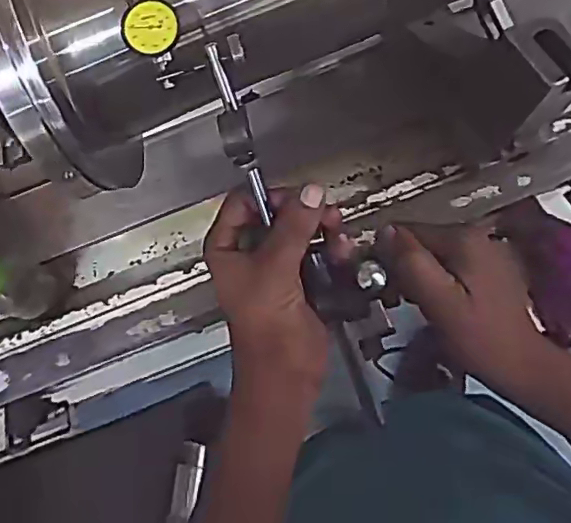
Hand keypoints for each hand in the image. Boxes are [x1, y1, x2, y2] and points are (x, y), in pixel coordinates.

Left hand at [204, 183, 345, 393]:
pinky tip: (343, 251)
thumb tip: (311, 191)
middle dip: (304, 212)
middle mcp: (248, 251)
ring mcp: (275, 266)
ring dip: (322, 229)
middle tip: (327, 214)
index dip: (270, 195)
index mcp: (227, 246)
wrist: (287, 379)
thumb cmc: (267, 327)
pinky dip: (330, 248)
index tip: (297, 198)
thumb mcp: (276, 269)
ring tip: (338, 234)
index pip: (244, 201)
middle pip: (277, 214)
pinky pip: (315, 251)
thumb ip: (294, 227)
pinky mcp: (300, 280)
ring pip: (300, 231)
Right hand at [379, 221, 570, 406]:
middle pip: (421, 242)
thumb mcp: (439, 302)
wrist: (529, 371)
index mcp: (462, 237)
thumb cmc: (482, 339)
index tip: (384, 284)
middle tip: (399, 299)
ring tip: (418, 305)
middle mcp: (475, 235)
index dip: (389, 255)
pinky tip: (440, 305)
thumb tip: (384, 231)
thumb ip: (411, 262)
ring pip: (434, 254)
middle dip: (405, 266)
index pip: (406, 231)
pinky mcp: (490, 270)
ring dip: (420, 275)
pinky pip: (450, 265)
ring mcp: (485, 252)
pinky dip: (438, 281)